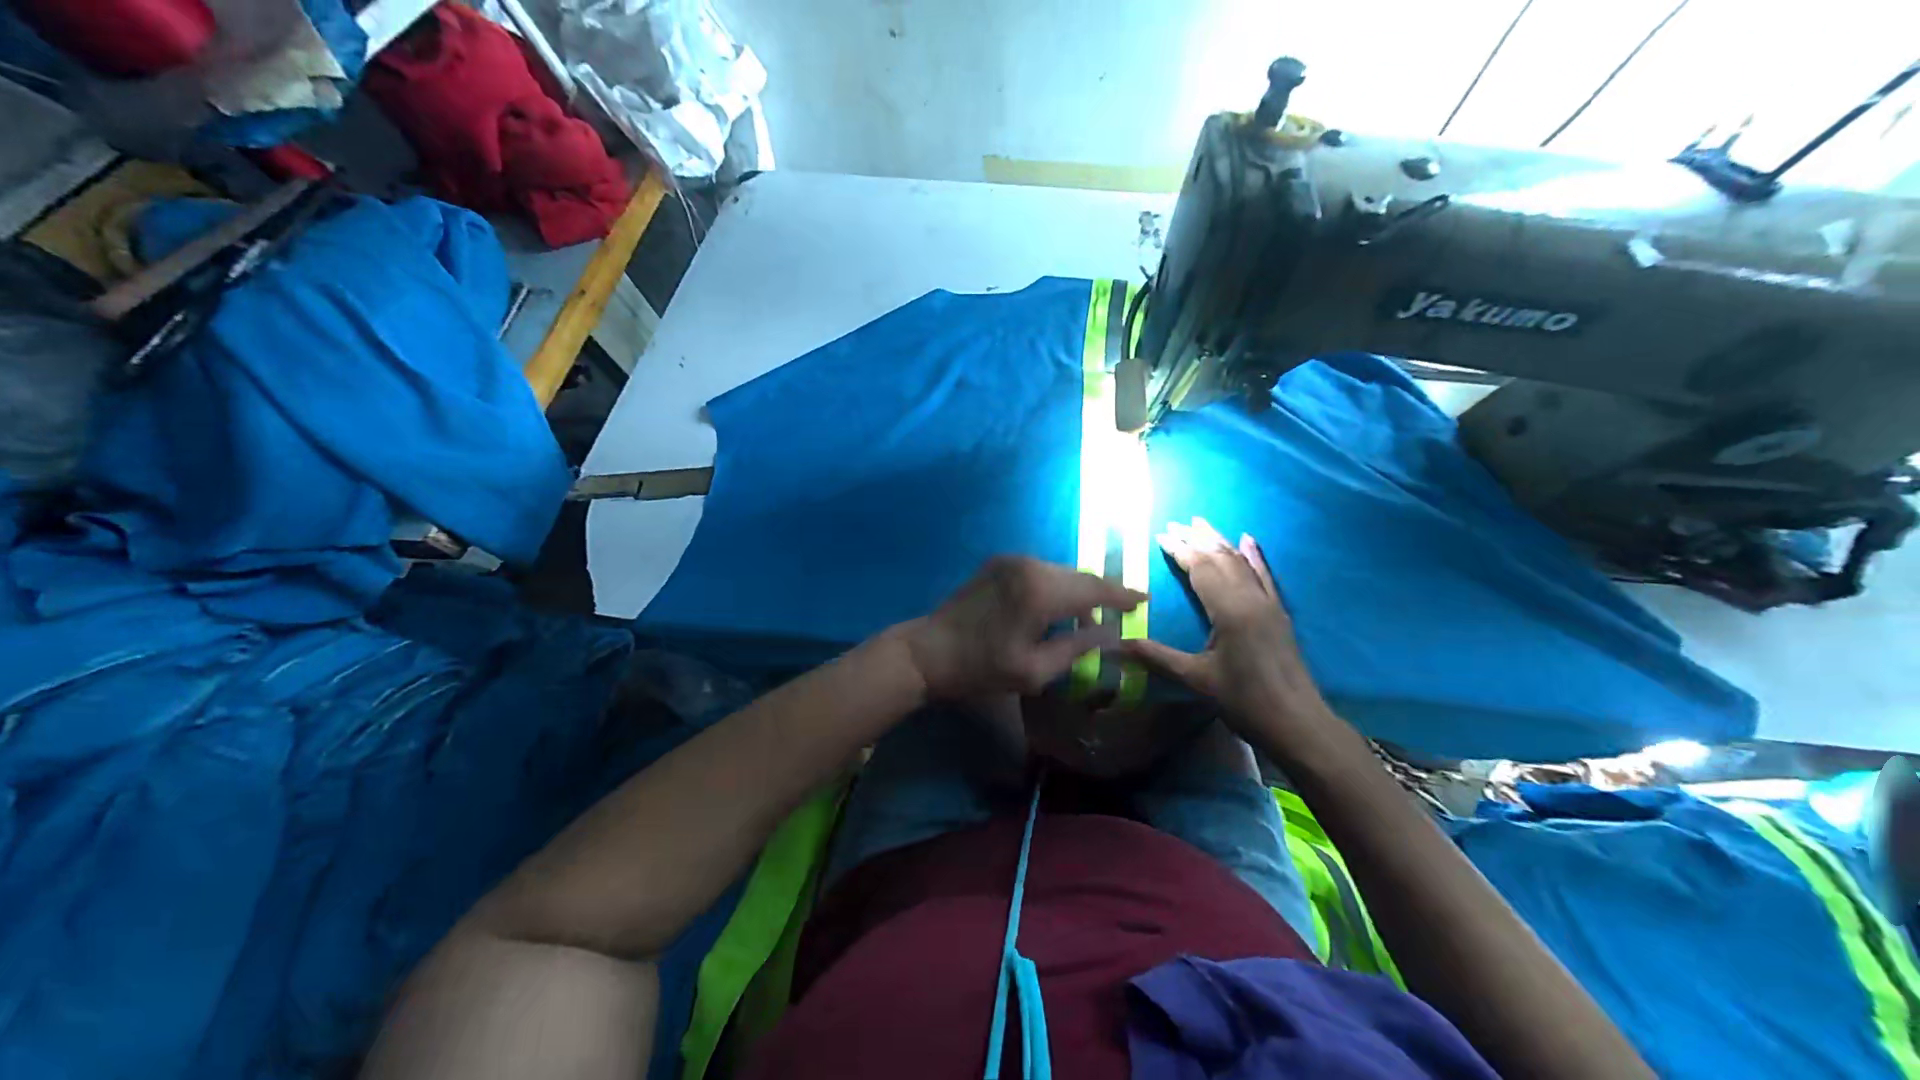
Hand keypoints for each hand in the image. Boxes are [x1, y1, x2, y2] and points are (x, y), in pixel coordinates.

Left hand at [898, 556, 1143, 699]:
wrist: (927, 651)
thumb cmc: (981, 668)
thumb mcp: (1035, 671)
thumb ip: (1078, 648)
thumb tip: (1111, 632)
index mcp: (1040, 591)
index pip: (1094, 588)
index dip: (1122, 594)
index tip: (1143, 599)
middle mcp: (1029, 566)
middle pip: (1078, 576)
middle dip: (1100, 594)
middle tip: (1117, 612)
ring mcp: (1010, 561)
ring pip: (1059, 572)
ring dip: (1075, 591)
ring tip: (1085, 618)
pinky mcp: (997, 563)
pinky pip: (1038, 571)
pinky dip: (1054, 586)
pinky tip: (1054, 609)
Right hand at [1122, 518, 1325, 727]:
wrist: (1297, 723)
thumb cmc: (1244, 701)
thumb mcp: (1196, 679)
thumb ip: (1156, 657)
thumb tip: (1114, 646)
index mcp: (1229, 610)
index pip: (1200, 569)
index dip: (1179, 550)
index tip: (1160, 535)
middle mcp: (1250, 599)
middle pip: (1221, 559)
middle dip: (1197, 539)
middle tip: (1175, 523)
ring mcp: (1268, 604)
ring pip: (1241, 563)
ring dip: (1220, 542)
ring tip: (1202, 523)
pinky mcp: (1279, 613)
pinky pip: (1264, 576)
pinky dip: (1255, 556)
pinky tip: (1249, 540)